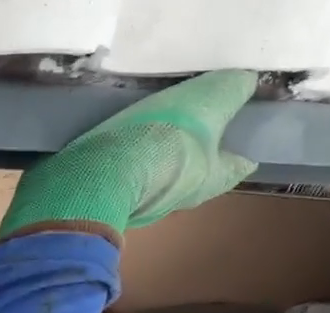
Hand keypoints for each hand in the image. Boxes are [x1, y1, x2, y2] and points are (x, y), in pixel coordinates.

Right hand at [0, 70, 259, 241]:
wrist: (88, 181)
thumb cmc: (159, 143)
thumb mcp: (210, 100)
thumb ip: (230, 89)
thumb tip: (241, 84)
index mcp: (210, 180)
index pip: (238, 168)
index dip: (240, 155)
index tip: (239, 147)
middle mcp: (175, 202)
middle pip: (190, 179)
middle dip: (188, 162)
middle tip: (181, 140)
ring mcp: (132, 211)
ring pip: (149, 186)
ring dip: (146, 170)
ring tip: (136, 147)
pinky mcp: (94, 211)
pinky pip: (109, 188)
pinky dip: (110, 176)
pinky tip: (102, 162)